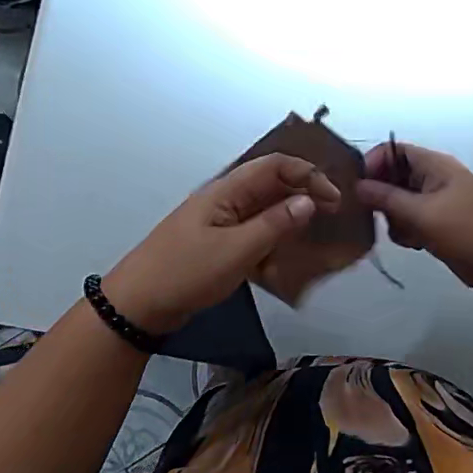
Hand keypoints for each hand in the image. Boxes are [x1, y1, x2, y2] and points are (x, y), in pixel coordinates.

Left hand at [103, 154, 341, 333]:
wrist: (138, 305)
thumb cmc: (185, 273)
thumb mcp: (236, 250)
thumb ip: (275, 224)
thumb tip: (309, 201)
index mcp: (226, 191)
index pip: (274, 166)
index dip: (307, 175)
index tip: (333, 198)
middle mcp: (225, 201)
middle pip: (271, 186)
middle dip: (303, 195)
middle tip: (332, 216)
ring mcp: (220, 224)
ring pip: (264, 212)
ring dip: (290, 220)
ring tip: (316, 238)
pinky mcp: (218, 246)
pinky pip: (253, 235)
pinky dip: (273, 243)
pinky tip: (287, 260)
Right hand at [357, 141, 472, 290]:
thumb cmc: (466, 232)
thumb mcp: (421, 213)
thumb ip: (386, 198)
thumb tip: (357, 186)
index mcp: (434, 164)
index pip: (392, 150)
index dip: (372, 165)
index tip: (358, 189)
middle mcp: (435, 177)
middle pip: (394, 176)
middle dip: (382, 196)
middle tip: (378, 217)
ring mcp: (438, 201)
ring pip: (400, 201)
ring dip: (395, 218)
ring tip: (405, 234)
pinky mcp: (440, 223)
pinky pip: (412, 219)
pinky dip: (408, 230)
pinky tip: (415, 244)